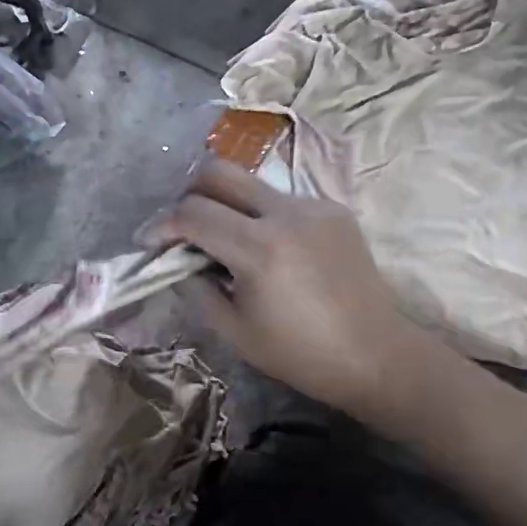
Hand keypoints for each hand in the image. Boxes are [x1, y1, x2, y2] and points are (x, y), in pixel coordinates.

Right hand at [147, 159, 435, 418]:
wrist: (376, 354)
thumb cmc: (301, 354)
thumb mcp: (235, 332)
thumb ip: (197, 288)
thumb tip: (180, 262)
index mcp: (259, 249)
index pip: (193, 213)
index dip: (162, 225)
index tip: (150, 243)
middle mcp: (286, 213)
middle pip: (219, 171)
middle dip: (188, 193)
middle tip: (182, 225)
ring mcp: (315, 206)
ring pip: (252, 185)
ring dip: (228, 206)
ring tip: (228, 244)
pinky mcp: (334, 210)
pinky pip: (283, 201)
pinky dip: (263, 218)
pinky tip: (270, 252)